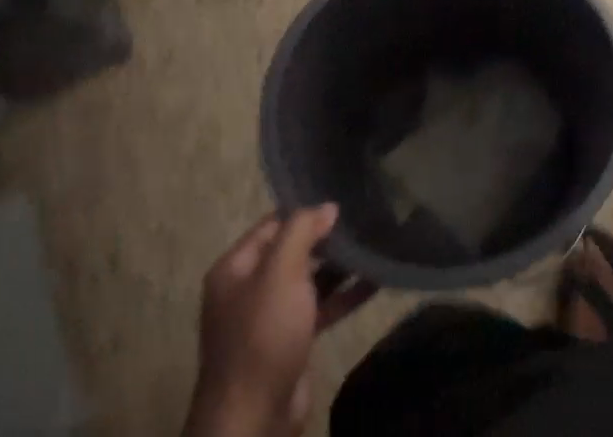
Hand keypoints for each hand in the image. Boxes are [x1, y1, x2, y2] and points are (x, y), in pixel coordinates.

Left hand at [184, 206, 374, 436]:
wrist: (254, 414)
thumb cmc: (264, 334)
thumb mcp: (280, 273)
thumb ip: (301, 232)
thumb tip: (326, 207)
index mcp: (235, 268)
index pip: (273, 224)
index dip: (306, 211)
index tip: (344, 199)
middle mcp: (249, 289)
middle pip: (292, 251)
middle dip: (327, 238)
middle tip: (367, 220)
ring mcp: (270, 317)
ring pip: (309, 281)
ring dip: (339, 267)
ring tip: (377, 247)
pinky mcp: (291, 341)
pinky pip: (320, 308)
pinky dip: (344, 296)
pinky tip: (376, 283)